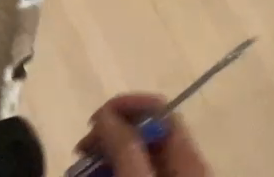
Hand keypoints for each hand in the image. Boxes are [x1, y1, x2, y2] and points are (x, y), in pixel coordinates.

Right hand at [76, 94, 211, 176]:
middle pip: (148, 129)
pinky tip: (99, 171)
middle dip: (112, 129)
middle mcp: (188, 164)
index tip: (97, 117)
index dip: (128, 103)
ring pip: (141, 150)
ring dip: (110, 148)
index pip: (161, 109)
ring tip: (85, 159)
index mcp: (190, 157)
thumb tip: (106, 113)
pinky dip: (118, 164)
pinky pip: (141, 168)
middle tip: (84, 145)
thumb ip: (123, 146)